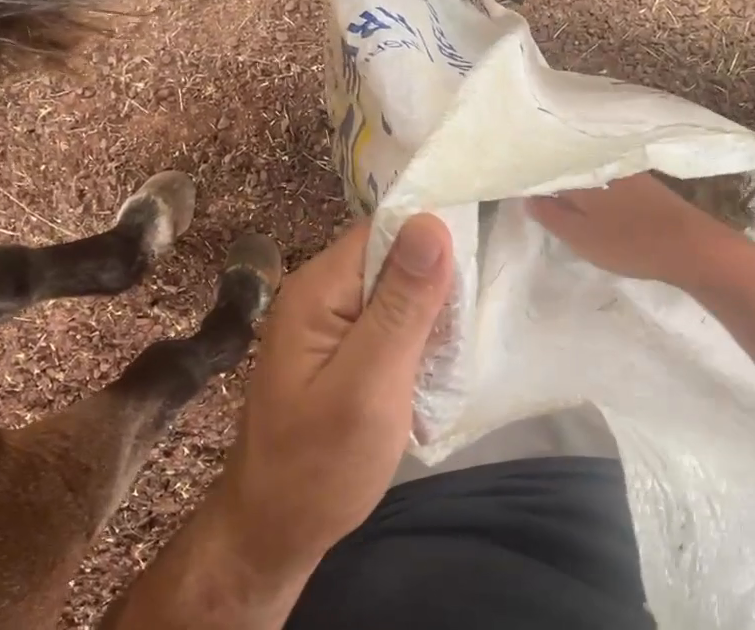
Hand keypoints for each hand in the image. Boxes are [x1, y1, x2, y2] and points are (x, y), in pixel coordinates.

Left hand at [218, 215, 455, 576]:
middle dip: (438, 279)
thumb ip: (402, 305)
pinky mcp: (345, 349)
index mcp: (319, 289)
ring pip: (399, 289)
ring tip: (459, 343)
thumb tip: (432, 222)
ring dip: (432, 311)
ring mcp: (331, 322)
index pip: (385, 229)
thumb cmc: (320, 466)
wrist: (276, 533)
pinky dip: (419, 335)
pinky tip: (438, 360)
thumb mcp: (369, 385)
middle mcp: (322, 293)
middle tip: (470, 318)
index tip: (479, 265)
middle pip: (394, 255)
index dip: (434, 238)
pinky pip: (392, 320)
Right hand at [528, 172, 734, 287]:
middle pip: (568, 164)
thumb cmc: (630, 243)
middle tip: (531, 191)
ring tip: (558, 195)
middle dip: (551, 174)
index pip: (546, 166)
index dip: (529, 175)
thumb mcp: (581, 236)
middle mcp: (602, 162)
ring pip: (589, 170)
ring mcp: (626, 171)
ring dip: (573, 180)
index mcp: (582, 172)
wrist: (692, 246)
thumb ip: (551, 215)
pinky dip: (594, 186)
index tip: (514, 183)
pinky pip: (606, 177)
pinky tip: (591, 199)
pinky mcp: (643, 182)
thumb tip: (527, 195)